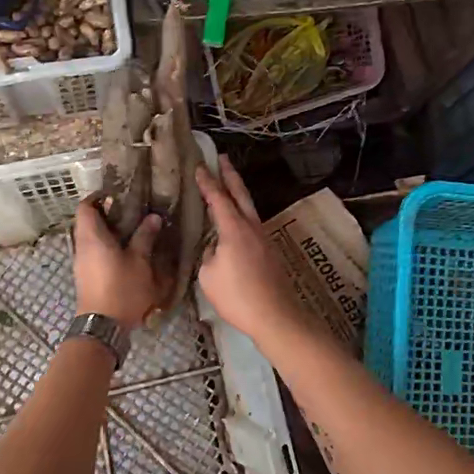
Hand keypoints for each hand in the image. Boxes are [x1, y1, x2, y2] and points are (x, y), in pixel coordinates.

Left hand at [72, 201, 163, 329]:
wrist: (103, 327)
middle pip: (88, 222)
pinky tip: (127, 253)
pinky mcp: (86, 276)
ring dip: (109, 233)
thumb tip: (153, 217)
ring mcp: (81, 263)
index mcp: (91, 236)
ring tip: (134, 232)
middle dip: (108, 215)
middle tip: (133, 212)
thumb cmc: (122, 289)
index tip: (119, 196)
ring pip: (91, 239)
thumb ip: (145, 237)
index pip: (85, 207)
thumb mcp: (140, 262)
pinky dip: (107, 247)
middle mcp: (81, 246)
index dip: (98, 197)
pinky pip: (94, 253)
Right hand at [195, 156, 308, 339]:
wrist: (275, 316)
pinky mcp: (268, 252)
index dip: (207, 182)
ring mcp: (263, 239)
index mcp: (234, 228)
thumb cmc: (237, 296)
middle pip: (240, 194)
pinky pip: (252, 224)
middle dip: (230, 175)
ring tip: (228, 184)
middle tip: (222, 158)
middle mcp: (251, 227)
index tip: (198, 166)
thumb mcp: (209, 275)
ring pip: (249, 208)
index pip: (217, 198)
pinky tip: (236, 221)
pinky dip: (242, 214)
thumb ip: (207, 255)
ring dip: (238, 193)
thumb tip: (214, 248)